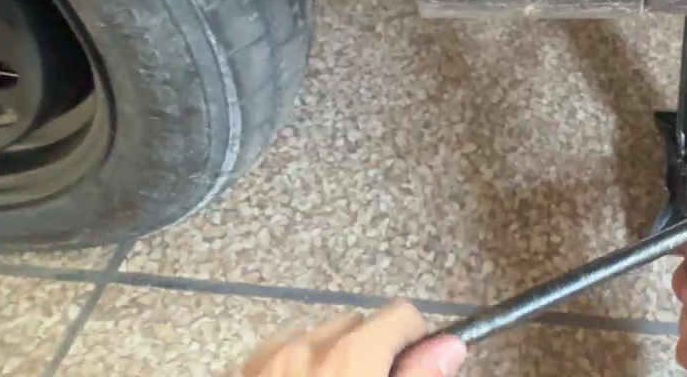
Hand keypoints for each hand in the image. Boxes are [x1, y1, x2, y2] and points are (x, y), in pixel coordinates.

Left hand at [237, 301, 465, 376]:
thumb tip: (452, 343)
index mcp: (349, 357)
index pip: (401, 315)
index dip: (413, 344)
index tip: (410, 374)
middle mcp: (303, 348)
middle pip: (355, 325)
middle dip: (367, 354)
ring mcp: (260, 364)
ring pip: (310, 340)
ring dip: (324, 363)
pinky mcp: (235, 374)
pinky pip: (270, 358)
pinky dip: (284, 371)